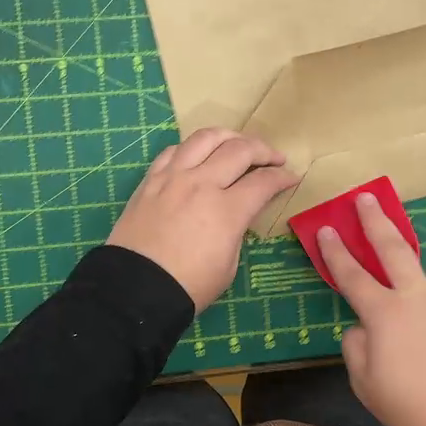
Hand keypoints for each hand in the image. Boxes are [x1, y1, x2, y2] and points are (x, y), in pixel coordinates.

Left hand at [109, 128, 298, 310]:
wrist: (135, 289)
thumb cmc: (188, 286)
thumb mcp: (229, 265)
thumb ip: (237, 230)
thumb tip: (239, 212)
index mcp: (226, 210)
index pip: (264, 182)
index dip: (283, 178)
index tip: (291, 178)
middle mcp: (201, 184)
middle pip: (240, 149)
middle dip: (264, 150)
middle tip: (274, 158)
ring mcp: (173, 177)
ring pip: (206, 137)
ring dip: (229, 136)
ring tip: (239, 143)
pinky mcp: (151, 179)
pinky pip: (175, 149)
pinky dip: (193, 147)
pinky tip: (200, 154)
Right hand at [319, 193, 425, 425]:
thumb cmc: (412, 408)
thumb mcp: (365, 383)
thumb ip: (356, 345)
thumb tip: (364, 326)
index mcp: (385, 313)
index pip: (351, 274)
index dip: (334, 251)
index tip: (325, 229)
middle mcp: (417, 296)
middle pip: (392, 248)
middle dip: (375, 220)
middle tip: (365, 198)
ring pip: (422, 279)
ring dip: (409, 279)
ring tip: (405, 305)